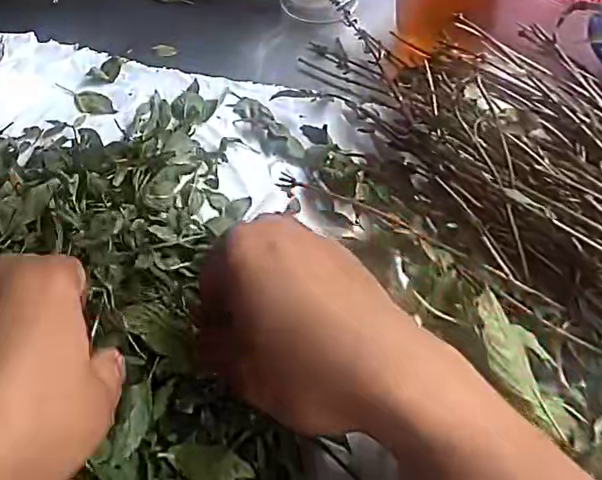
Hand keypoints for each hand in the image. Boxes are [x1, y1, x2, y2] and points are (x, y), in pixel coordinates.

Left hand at [0, 254, 123, 479]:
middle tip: (36, 360)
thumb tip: (108, 356)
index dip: (75, 310)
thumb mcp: (95, 409)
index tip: (70, 348)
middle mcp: (8, 269)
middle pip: (31, 278)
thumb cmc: (33, 423)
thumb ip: (108, 372)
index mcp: (51, 279)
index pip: (72, 275)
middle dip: (36, 308)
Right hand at [197, 215, 589, 479]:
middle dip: (241, 296)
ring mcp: (311, 235)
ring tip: (289, 334)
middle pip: (241, 261)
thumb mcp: (244, 374)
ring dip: (272, 289)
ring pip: (275, 261)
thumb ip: (214, 350)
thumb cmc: (305, 368)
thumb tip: (209, 339)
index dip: (212, 317)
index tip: (224, 347)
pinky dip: (303, 288)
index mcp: (238, 246)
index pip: (207, 279)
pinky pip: (308, 267)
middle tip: (254, 340)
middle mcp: (271, 227)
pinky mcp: (344, 251)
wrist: (393, 370)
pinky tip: (320, 328)